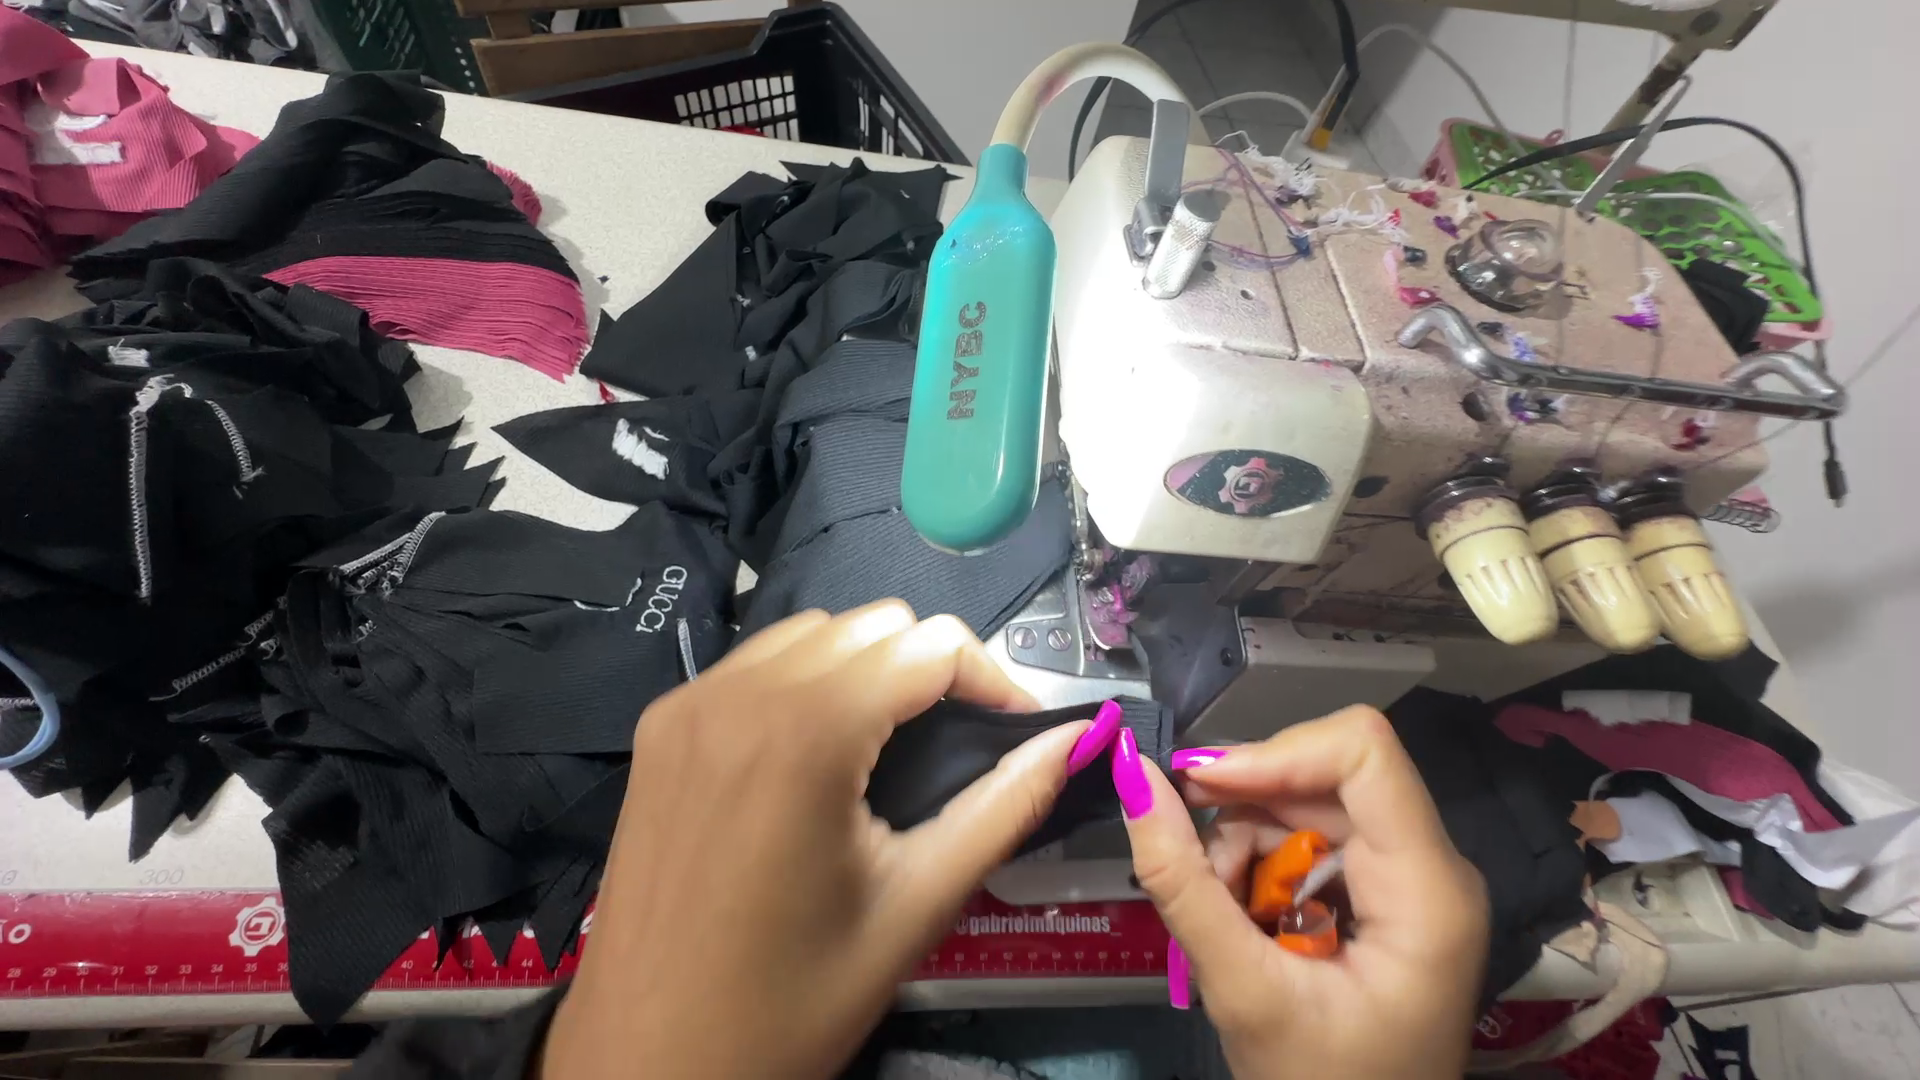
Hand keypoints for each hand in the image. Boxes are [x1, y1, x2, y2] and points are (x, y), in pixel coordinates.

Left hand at [541, 601, 1100, 1079]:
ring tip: (893, 738)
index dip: (993, 676)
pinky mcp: (664, 721)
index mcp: (808, 730)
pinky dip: (810, 675)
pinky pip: (760, 660)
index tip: (1019, 726)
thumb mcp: (916, 904)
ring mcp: (693, 699)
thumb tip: (1076, 739)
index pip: (932, 645)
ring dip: (871, 664)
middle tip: (958, 740)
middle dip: (934, 667)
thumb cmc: (791, 1001)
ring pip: (817, 631)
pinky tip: (819, 743)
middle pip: (877, 625)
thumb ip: (1006, 806)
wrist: (642, 1065)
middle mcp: (742, 689)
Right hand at [1113, 706, 1489, 1079]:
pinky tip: (1236, 905)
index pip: (1362, 753)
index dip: (1275, 750)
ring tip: (1215, 901)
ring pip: (1302, 794)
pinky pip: (1301, 825)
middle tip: (1177, 832)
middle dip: (1242, 798)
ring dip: (1239, 832)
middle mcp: (1427, 862)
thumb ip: (1181, 881)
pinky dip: (1252, 852)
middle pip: (1324, 770)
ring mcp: (1404, 870)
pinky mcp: (1376, 883)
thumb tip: (1132, 775)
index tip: (1199, 785)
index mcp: (1426, 890)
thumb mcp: (1241, 990)